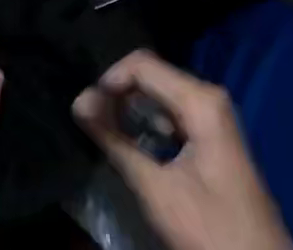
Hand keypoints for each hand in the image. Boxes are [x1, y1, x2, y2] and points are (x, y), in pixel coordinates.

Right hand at [73, 50, 292, 249]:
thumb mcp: (157, 188)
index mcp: (201, 99)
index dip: (109, 80)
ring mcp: (213, 114)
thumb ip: (117, 142)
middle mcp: (208, 96)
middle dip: (118, 92)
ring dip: (130, 106)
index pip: (144, 64)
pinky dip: (148, 120)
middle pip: (152, 75)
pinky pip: (173, 112)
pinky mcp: (211, 133)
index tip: (85, 108)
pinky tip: (131, 140)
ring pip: (161, 93)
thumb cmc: (209, 228)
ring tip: (102, 127)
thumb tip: (80, 103)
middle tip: (88, 118)